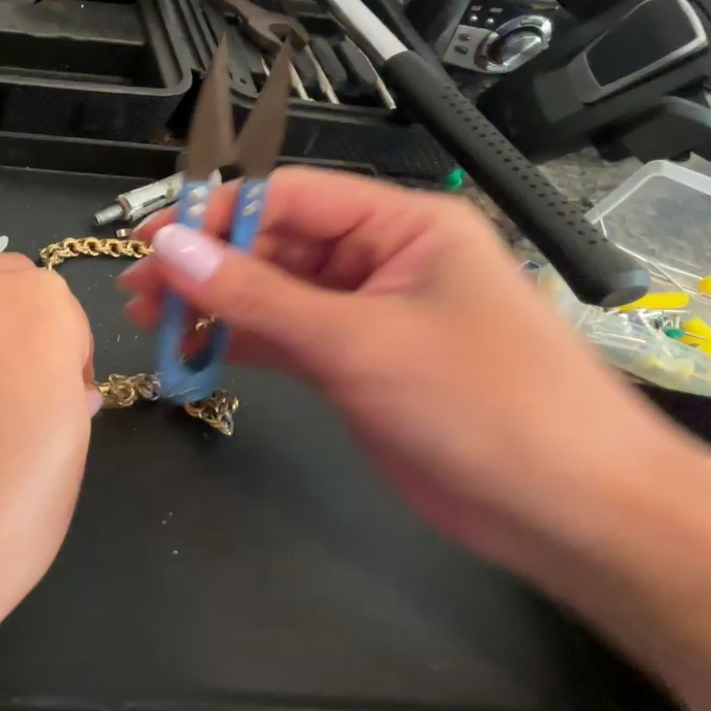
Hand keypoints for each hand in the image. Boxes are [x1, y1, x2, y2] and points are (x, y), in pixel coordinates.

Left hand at [0, 247, 97, 662]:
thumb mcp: (69, 455)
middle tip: (1, 396)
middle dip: (15, 327)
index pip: (66, 316)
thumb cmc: (0, 513)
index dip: (63, 365)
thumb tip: (58, 387)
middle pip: (6, 284)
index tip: (49, 411)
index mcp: (41, 306)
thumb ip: (66, 397)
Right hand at [119, 168, 682, 562]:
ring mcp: (364, 313)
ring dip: (211, 305)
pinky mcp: (352, 362)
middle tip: (138, 290)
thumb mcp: (357, 342)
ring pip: (268, 293)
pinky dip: (235, 342)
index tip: (149, 240)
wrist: (573, 513)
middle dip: (203, 266)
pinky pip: (279, 336)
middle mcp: (379, 258)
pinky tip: (192, 351)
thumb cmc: (484, 405)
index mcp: (401, 225)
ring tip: (149, 319)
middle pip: (270, 245)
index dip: (212, 214)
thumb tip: (167, 250)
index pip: (287, 197)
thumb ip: (255, 296)